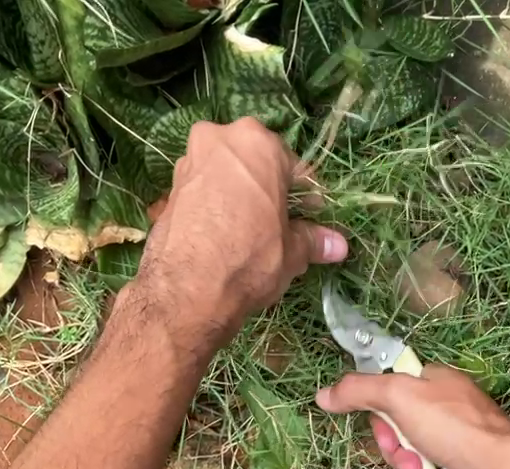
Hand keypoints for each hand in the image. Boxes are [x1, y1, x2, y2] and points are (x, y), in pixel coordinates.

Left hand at [134, 119, 346, 337]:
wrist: (188, 288)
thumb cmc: (250, 258)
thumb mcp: (291, 252)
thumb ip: (313, 241)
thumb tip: (339, 246)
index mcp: (257, 142)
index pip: (293, 167)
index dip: (305, 197)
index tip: (310, 219)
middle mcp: (219, 138)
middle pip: (255, 164)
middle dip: (269, 191)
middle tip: (280, 226)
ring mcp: (189, 160)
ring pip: (226, 176)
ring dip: (241, 197)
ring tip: (251, 234)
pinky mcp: (169, 188)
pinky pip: (204, 192)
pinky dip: (216, 207)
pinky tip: (224, 237)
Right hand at [315, 365, 509, 468]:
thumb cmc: (452, 426)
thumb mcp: (399, 395)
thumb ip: (359, 391)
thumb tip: (323, 394)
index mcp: (433, 382)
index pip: (389, 392)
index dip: (379, 413)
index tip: (383, 427)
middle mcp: (443, 408)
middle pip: (396, 429)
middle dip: (394, 449)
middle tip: (404, 454)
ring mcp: (451, 440)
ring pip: (408, 457)